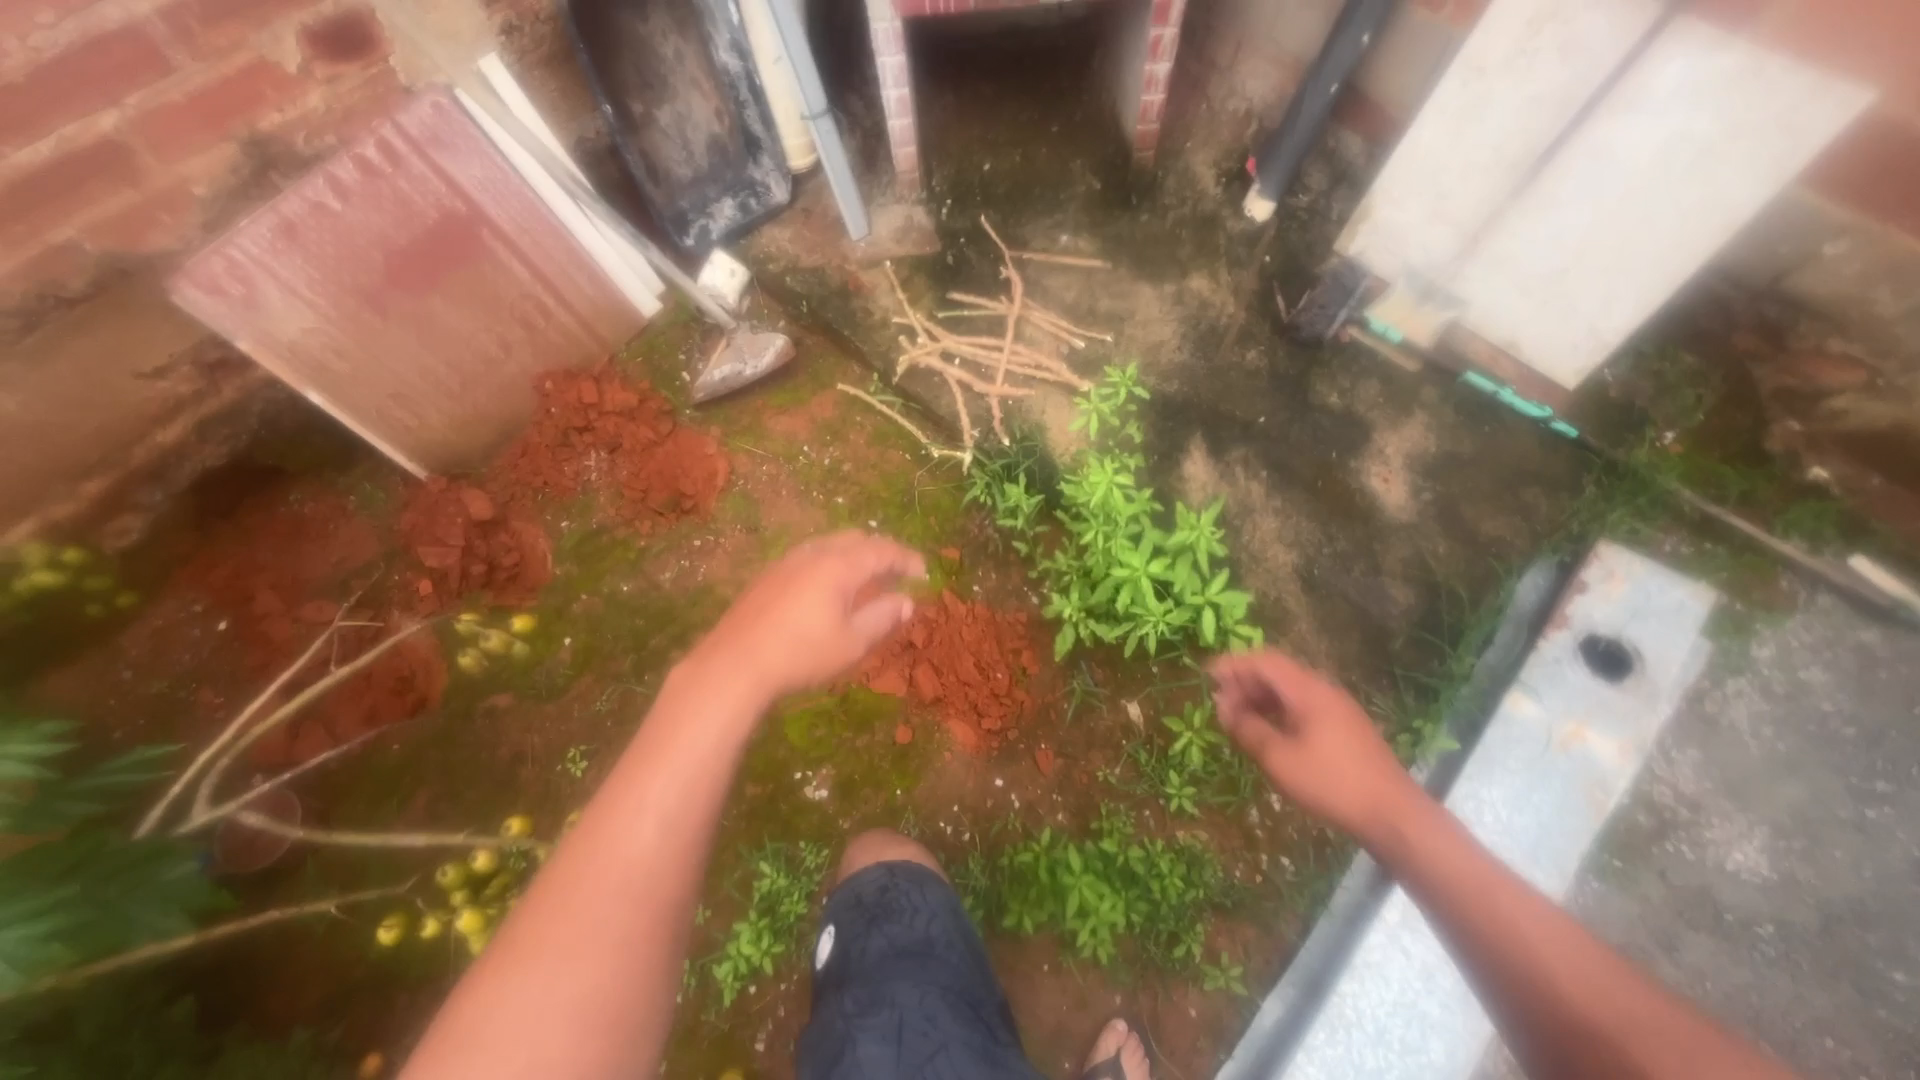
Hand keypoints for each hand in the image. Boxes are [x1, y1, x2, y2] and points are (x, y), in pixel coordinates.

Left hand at [684, 530, 925, 706]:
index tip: (924, 574)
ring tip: (868, 581)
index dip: (907, 559)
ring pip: (830, 545)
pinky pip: (811, 556)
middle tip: (898, 575)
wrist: (736, 663)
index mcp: (839, 565)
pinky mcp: (769, 575)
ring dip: (855, 557)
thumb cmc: (802, 654)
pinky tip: (831, 590)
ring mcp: (788, 561)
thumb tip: (907, 600)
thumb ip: (883, 616)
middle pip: (856, 540)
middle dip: (882, 553)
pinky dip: (832, 564)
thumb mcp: (852, 642)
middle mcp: (814, 553)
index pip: (883, 550)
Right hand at [1207, 649, 1424, 844]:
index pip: (1264, 661)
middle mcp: (1325, 691)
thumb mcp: (1279, 758)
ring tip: (1237, 720)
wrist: (1393, 814)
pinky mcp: (1345, 729)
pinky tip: (1267, 734)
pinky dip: (1278, 713)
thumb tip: (1224, 707)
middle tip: (1219, 705)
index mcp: (1309, 691)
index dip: (1233, 664)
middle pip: (1278, 673)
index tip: (1206, 676)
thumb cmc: (1331, 783)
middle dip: (1244, 683)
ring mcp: (1338, 710)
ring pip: (1290, 692)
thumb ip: (1248, 728)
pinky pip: (1303, 708)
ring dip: (1261, 699)